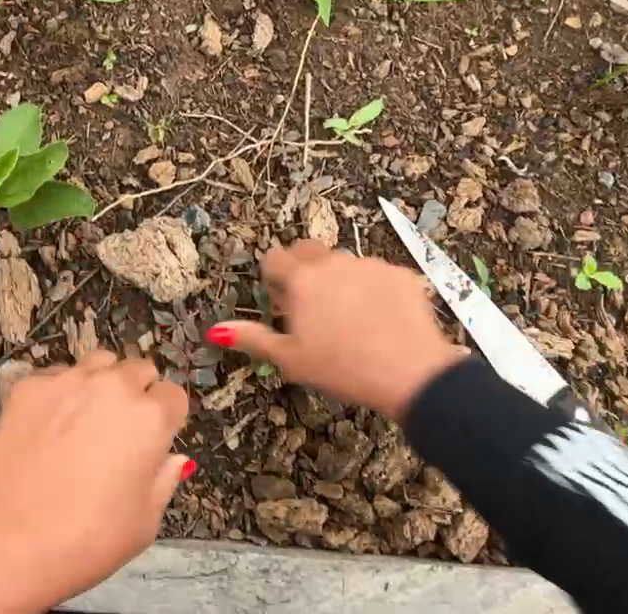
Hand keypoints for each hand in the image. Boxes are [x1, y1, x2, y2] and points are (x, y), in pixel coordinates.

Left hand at [0, 351, 191, 613]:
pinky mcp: (31, 385)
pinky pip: (58, 375)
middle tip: (121, 430)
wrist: (6, 536)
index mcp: (149, 418)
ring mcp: (68, 380)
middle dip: (137, 393)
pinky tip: (50, 426)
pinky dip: (62, 392)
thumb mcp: (143, 524)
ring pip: (99, 362)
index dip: (167, 418)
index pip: (174, 395)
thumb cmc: (84, 539)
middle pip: (138, 369)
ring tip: (87, 419)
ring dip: (102, 382)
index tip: (155, 438)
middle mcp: (112, 387)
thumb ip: (164, 480)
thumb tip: (173, 457)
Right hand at [205, 239, 463, 421]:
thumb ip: (252, 339)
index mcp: (300, 279)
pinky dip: (373, 290)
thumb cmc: (343, 369)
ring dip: (339, 280)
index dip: (274, 278)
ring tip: (352, 319)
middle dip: (304, 270)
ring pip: (343, 264)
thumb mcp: (290, 360)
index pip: (273, 258)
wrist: (413, 375)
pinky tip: (380, 320)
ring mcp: (368, 265)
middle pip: (307, 251)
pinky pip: (377, 274)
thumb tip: (214, 330)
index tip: (283, 302)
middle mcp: (331, 262)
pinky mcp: (399, 273)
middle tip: (313, 307)